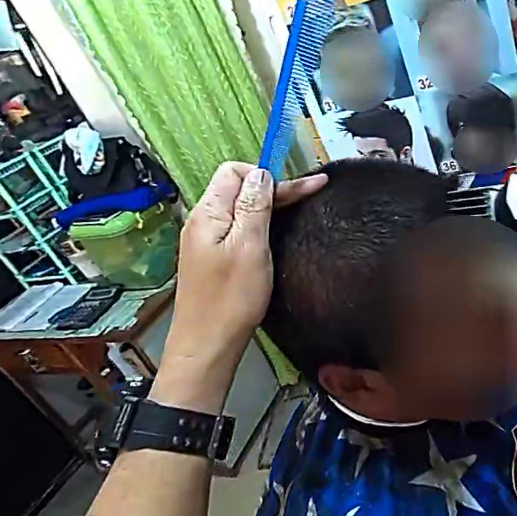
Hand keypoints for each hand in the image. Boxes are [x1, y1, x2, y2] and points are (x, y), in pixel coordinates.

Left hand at [155, 162, 326, 410]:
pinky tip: (276, 230)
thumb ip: (255, 206)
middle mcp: (203, 221)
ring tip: (299, 207)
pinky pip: (238, 225)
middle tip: (314, 192)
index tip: (299, 191)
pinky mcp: (213, 256)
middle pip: (238, 187)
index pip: (234, 171)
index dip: (266, 175)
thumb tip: (262, 173)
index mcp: (208, 213)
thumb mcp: (250, 246)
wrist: (209, 344)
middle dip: (274, 187)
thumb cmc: (232, 298)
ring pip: (240, 207)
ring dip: (268, 203)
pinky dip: (260, 222)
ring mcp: (206, 240)